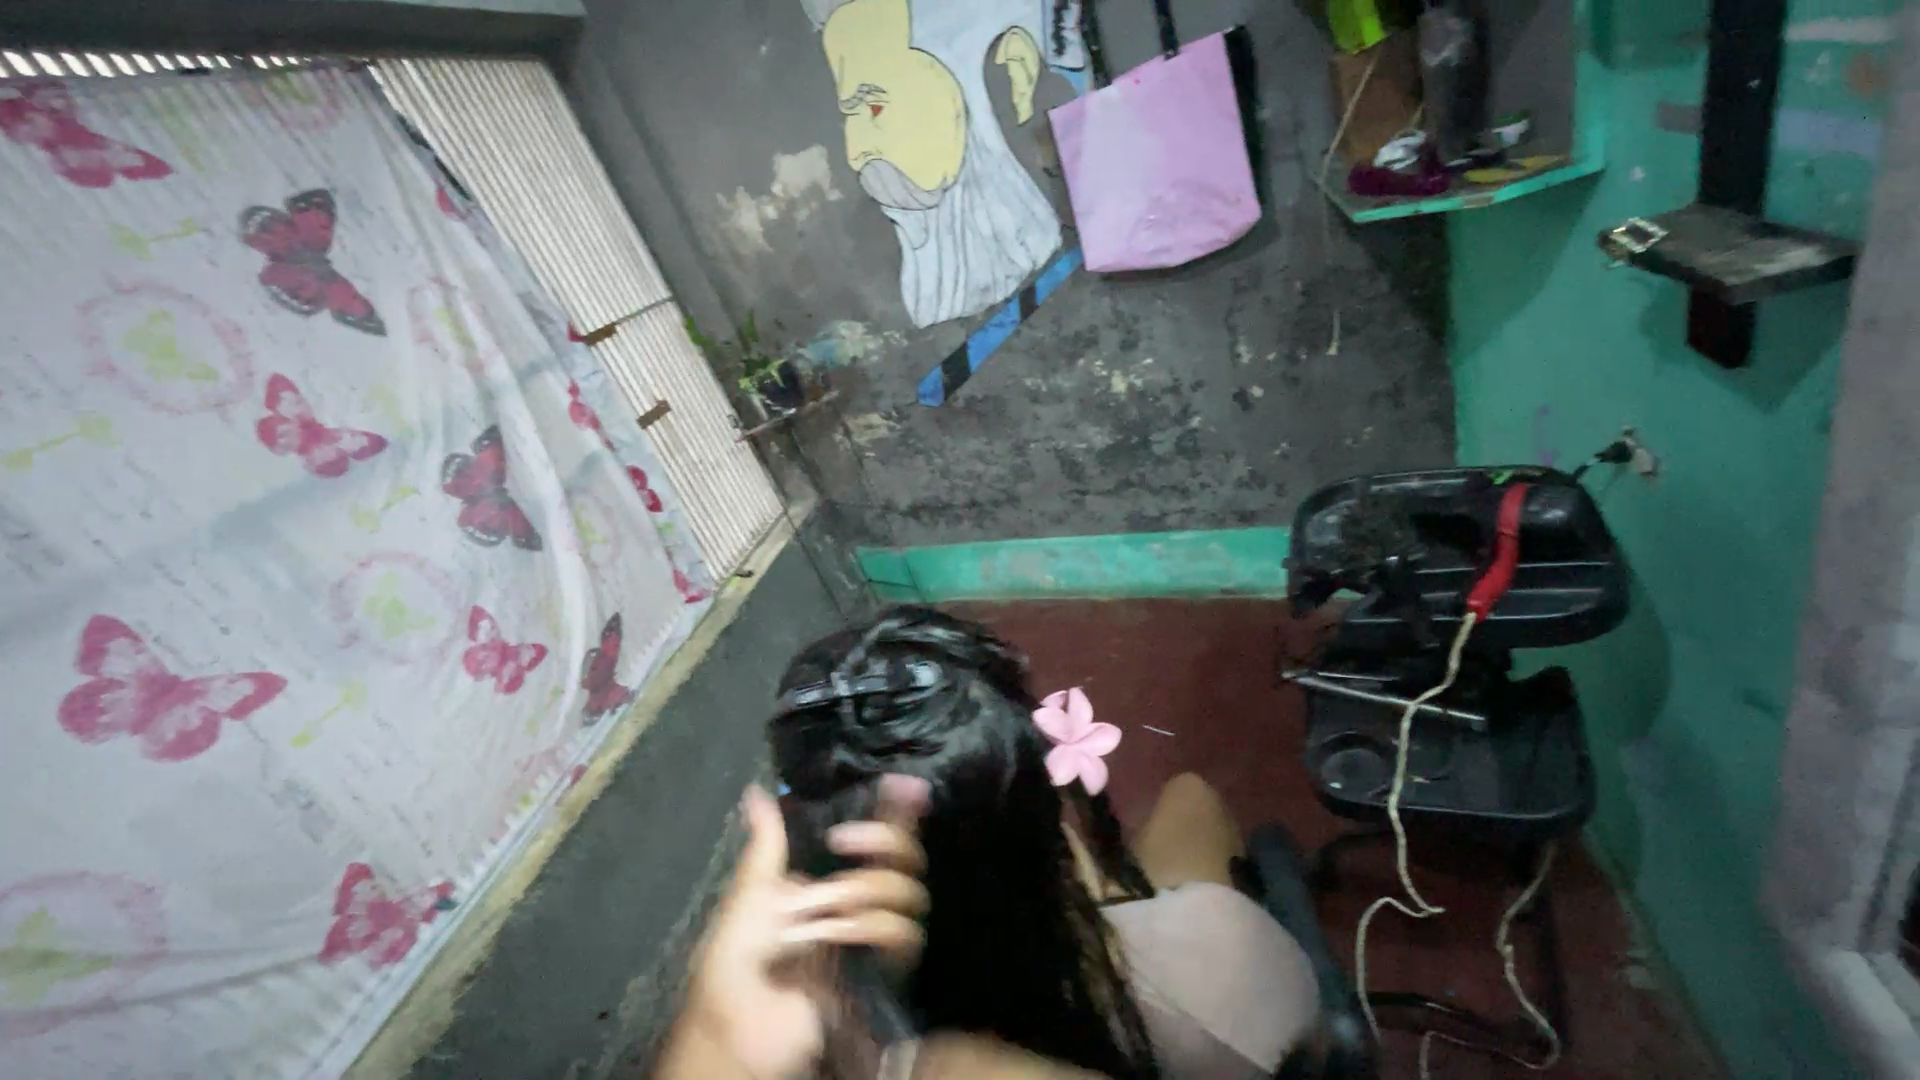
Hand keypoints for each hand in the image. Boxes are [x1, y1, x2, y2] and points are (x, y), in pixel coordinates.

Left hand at [659, 775, 930, 1079]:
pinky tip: (839, 931)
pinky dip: (871, 926)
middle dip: (884, 841)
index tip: (902, 785)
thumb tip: (756, 791)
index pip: (880, 838)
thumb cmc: (738, 956)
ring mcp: (873, 936)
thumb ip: (767, 841)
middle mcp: (862, 901)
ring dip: (866, 890)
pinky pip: (901, 936)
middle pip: (906, 859)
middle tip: (843, 840)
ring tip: (827, 906)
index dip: (898, 812)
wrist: (736, 1018)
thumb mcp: (751, 891)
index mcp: (834, 879)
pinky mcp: (880, 971)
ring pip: (908, 893)